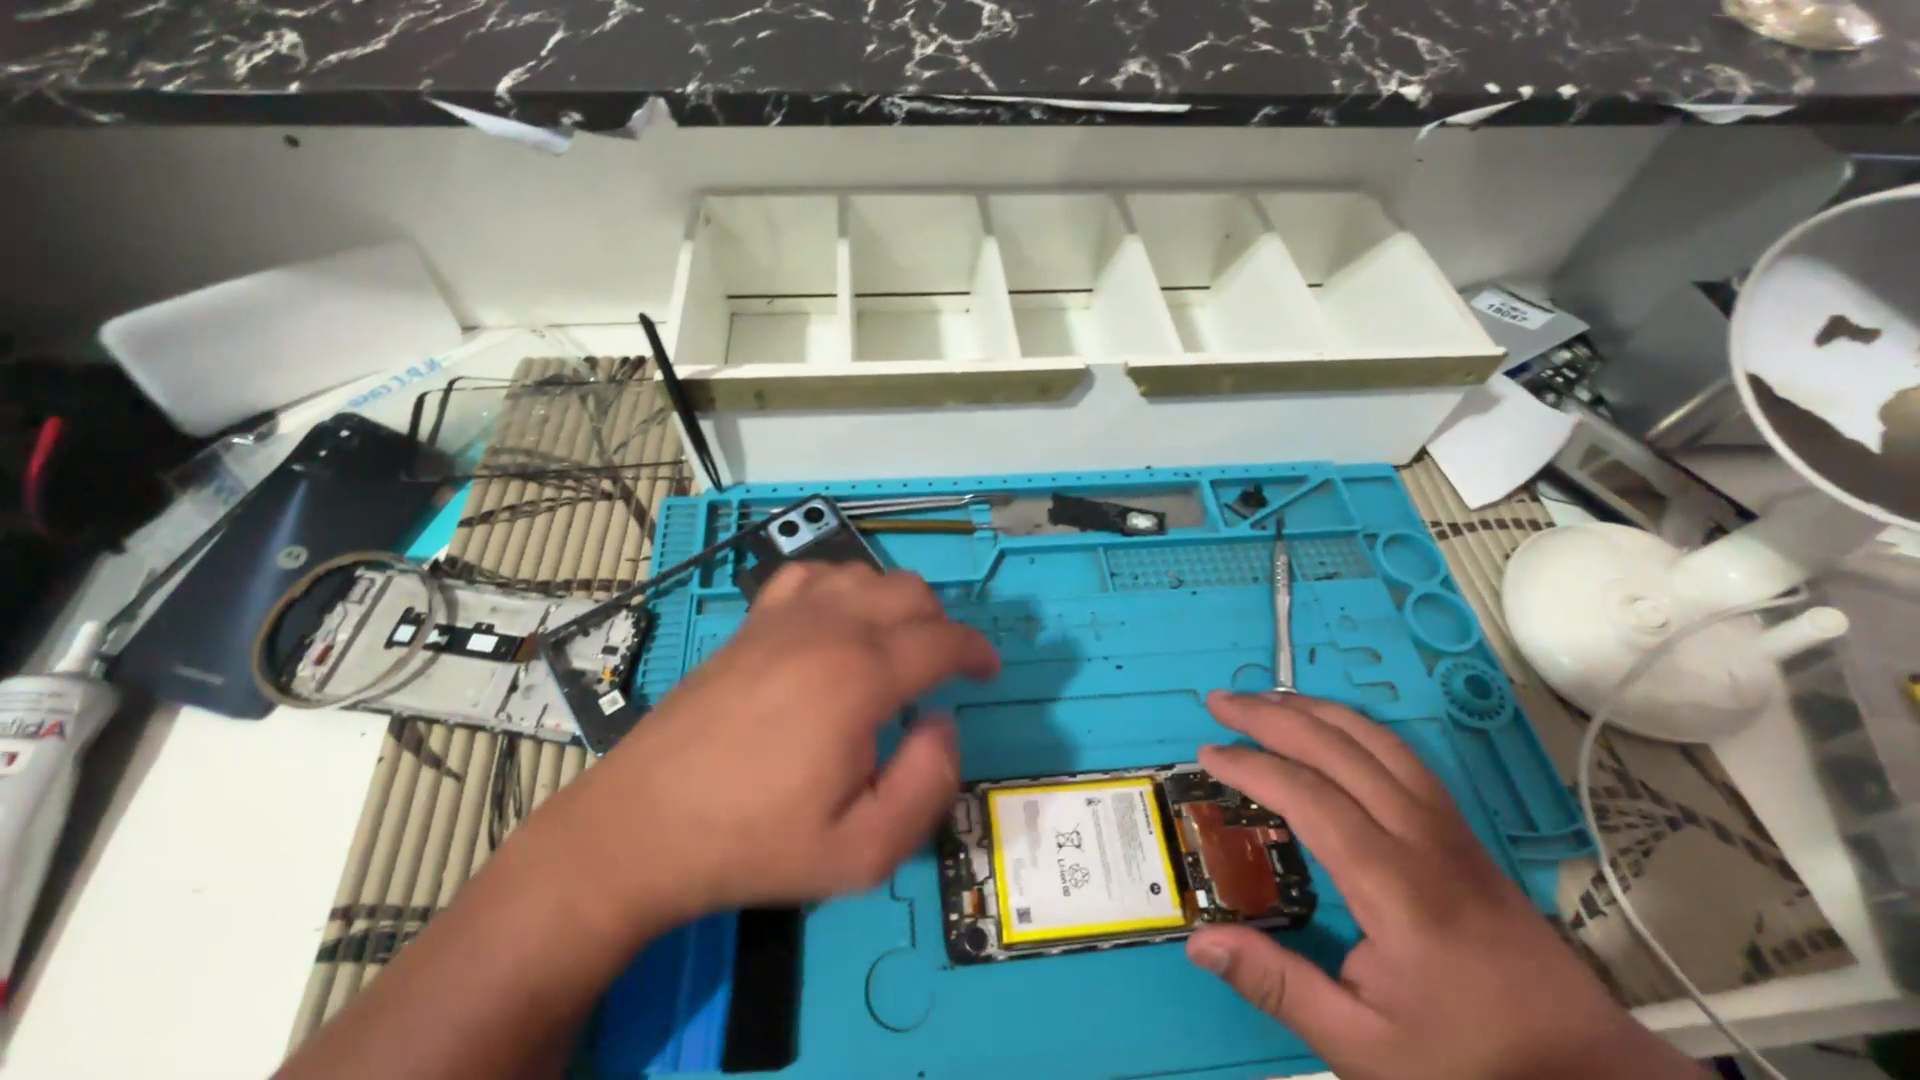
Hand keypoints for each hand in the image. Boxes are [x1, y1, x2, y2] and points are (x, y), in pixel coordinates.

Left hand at [568, 562, 998, 925]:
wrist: (644, 827)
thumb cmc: (757, 843)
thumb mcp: (864, 851)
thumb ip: (929, 785)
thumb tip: (941, 724)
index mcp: (859, 677)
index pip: (942, 639)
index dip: (977, 651)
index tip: (987, 672)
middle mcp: (825, 630)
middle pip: (909, 593)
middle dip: (943, 626)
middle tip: (945, 672)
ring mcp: (781, 620)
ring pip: (863, 575)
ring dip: (896, 604)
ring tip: (898, 649)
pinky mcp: (748, 626)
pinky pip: (808, 575)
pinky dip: (840, 586)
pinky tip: (836, 621)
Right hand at [1184, 692, 1704, 1079]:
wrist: (1582, 1064)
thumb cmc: (1467, 1055)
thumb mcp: (1362, 1046)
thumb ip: (1279, 987)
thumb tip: (1200, 942)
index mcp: (1395, 886)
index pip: (1311, 797)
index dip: (1253, 766)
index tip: (1207, 753)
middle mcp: (1423, 839)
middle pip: (1342, 750)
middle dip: (1274, 717)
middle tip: (1220, 702)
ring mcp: (1450, 830)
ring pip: (1380, 742)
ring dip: (1318, 711)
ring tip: (1268, 700)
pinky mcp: (1464, 835)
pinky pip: (1405, 758)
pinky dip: (1358, 728)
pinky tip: (1336, 731)